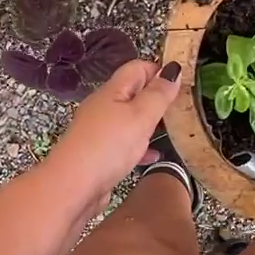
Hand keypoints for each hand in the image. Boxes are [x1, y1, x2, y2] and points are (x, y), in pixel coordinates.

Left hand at [41, 60, 181, 204]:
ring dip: (150, 123)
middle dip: (157, 97)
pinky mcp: (99, 155)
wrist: (72, 186)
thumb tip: (172, 69)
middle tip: (182, 108)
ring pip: (129, 120)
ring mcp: (99, 131)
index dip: (159, 70)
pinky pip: (124, 145)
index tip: (182, 81)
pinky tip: (153, 157)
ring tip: (173, 130)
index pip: (137, 68)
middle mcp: (103, 107)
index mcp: (112, 91)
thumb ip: (158, 94)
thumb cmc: (107, 147)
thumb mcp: (140, 116)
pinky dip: (140, 147)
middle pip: (133, 93)